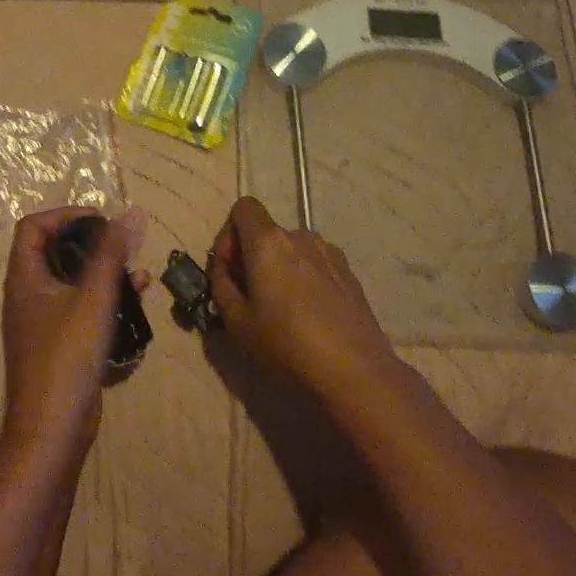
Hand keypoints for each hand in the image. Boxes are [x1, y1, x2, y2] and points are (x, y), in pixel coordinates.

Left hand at [1, 207, 147, 458]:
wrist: (52, 427)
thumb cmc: (67, 355)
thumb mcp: (93, 298)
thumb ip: (111, 254)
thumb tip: (130, 213)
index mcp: (24, 278)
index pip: (33, 227)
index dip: (64, 215)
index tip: (100, 219)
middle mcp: (27, 294)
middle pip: (53, 250)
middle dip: (90, 241)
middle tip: (122, 242)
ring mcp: (41, 321)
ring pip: (71, 280)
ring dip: (102, 269)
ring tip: (137, 268)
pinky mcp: (58, 343)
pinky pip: (80, 306)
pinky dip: (103, 297)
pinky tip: (135, 298)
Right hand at [208, 197, 399, 402]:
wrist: (354, 368)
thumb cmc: (288, 343)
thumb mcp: (237, 322)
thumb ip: (221, 286)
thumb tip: (223, 269)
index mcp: (268, 242)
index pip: (244, 207)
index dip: (230, 233)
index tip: (231, 269)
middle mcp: (300, 236)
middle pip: (267, 232)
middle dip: (253, 256)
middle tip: (251, 296)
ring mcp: (328, 252)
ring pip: (292, 249)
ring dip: (280, 267)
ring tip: (283, 306)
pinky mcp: (348, 271)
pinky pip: (315, 262)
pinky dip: (304, 276)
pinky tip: (310, 312)